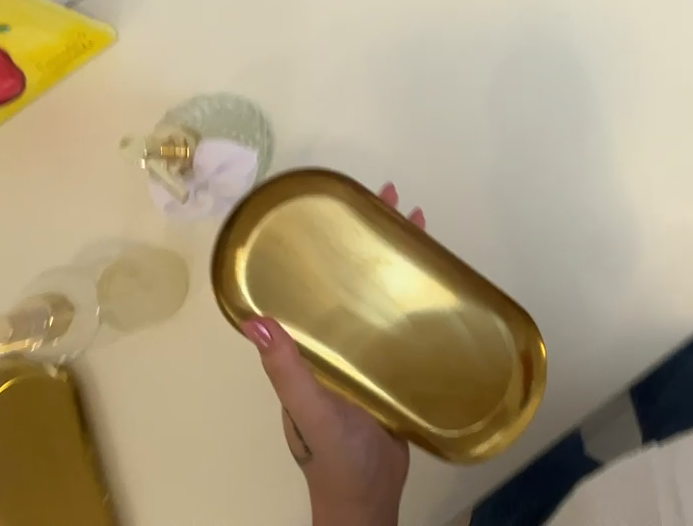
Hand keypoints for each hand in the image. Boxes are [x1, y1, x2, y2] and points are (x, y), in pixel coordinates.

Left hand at [245, 183, 425, 525]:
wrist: (371, 501)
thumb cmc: (336, 457)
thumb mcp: (311, 411)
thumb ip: (288, 371)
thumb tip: (255, 321)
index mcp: (310, 346)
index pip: (313, 281)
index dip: (326, 240)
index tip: (343, 204)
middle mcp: (336, 340)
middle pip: (351, 276)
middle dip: (368, 234)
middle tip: (389, 197)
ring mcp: (365, 351)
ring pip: (379, 291)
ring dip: (395, 255)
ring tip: (416, 222)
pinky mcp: (393, 364)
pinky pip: (403, 317)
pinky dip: (416, 291)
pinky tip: (437, 278)